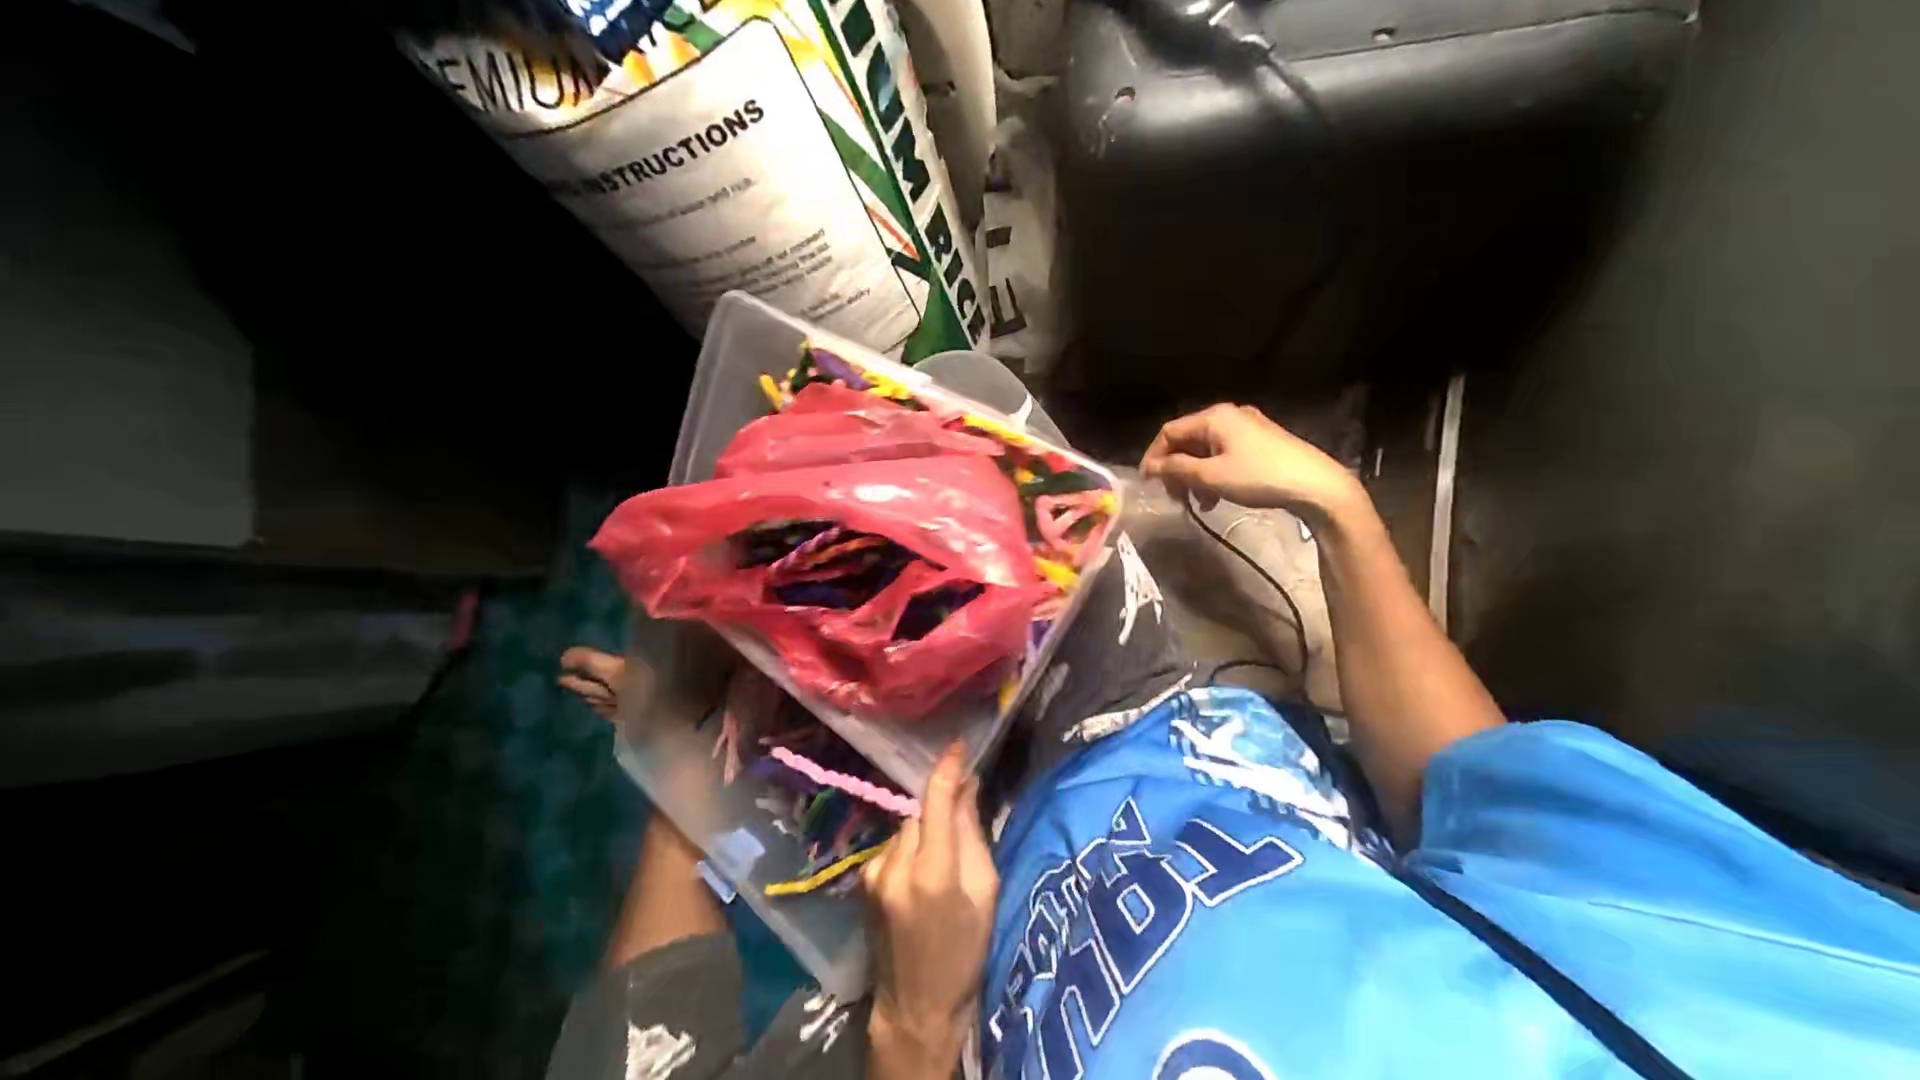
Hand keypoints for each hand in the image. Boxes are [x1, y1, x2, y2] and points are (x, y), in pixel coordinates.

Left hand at [863, 742, 998, 1076]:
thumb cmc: (966, 952)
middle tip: (960, 822)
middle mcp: (896, 864)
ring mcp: (873, 872)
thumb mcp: (985, 891)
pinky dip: (909, 849)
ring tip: (940, 863)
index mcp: (934, 870)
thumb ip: (971, 833)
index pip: (936, 799)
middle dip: (939, 809)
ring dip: (924, 832)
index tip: (958, 745)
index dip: (948, 768)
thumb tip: (966, 785)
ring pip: (905, 828)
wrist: (916, 1004)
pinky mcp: (863, 880)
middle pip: (920, 811)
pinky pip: (893, 846)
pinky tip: (919, 877)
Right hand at [1141, 403, 1365, 522]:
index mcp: (1214, 417)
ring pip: (1205, 451)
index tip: (1148, 483)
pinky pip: (1223, 456)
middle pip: (1187, 441)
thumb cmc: (1258, 477)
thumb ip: (1177, 469)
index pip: (1169, 432)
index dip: (1154, 456)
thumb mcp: (1211, 476)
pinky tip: (1215, 498)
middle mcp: (1228, 416)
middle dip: (1176, 470)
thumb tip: (1151, 467)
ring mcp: (1246, 428)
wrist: (1316, 485)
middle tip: (1174, 496)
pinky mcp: (1259, 443)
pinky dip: (1212, 475)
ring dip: (1194, 476)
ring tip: (1197, 503)